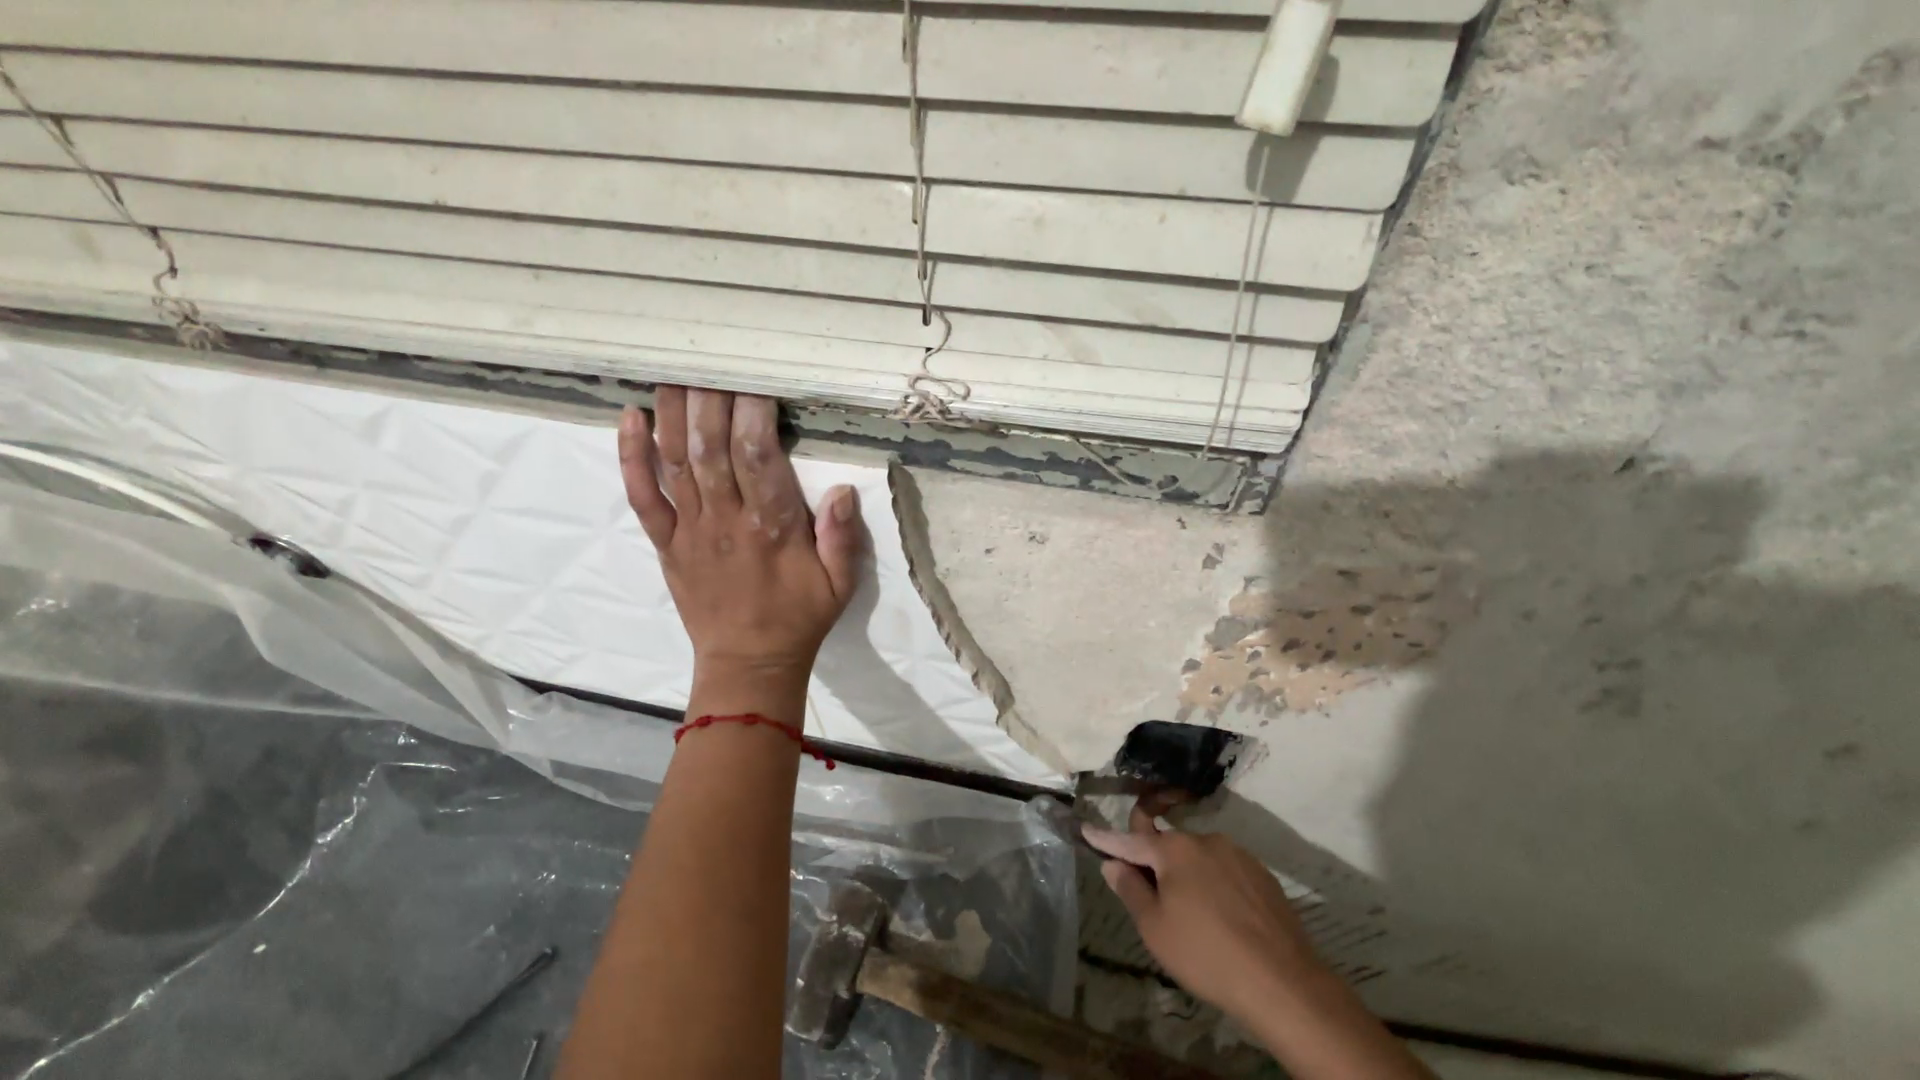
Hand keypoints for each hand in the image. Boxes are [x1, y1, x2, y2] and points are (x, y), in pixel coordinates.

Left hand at [618, 387, 862, 684]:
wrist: (748, 663)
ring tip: (673, 368)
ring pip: (675, 460)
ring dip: (671, 411)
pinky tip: (629, 417)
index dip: (754, 411)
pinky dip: (632, 456)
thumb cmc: (799, 618)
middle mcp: (727, 520)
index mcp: (772, 527)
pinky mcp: (666, 541)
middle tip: (713, 357)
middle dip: (711, 397)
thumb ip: (841, 538)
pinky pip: (643, 495)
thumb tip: (842, 490)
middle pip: (712, 446)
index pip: (759, 455)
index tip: (756, 376)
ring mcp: (691, 529)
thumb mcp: (840, 584)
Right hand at [1084, 806, 1322, 1021]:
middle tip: (1145, 896)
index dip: (1106, 840)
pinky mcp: (1263, 877)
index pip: (1130, 841)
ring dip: (1186, 878)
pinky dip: (1213, 887)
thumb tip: (1113, 863)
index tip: (1086, 830)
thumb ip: (1131, 889)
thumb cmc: (1205, 954)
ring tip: (1188, 917)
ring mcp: (1239, 856)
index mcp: (1175, 850)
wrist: (1281, 981)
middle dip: (1153, 865)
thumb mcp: (1154, 927)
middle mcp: (1207, 841)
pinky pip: (1225, 873)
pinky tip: (1219, 919)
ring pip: (1199, 861)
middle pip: (1168, 848)